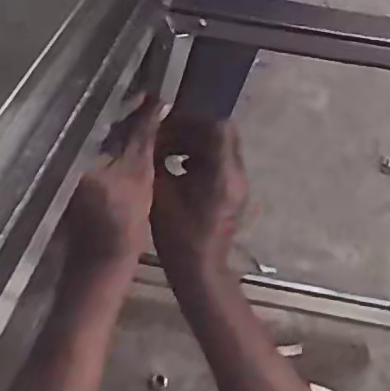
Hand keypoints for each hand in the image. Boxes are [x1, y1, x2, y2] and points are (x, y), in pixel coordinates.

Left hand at [66, 95, 163, 275]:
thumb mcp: (140, 168)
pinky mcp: (70, 172)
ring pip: (95, 132)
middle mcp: (65, 148)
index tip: (148, 97)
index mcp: (77, 144)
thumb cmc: (124, 214)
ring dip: (117, 126)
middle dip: (122, 112)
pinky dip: (109, 142)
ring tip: (142, 121)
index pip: (102, 109)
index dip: (128, 101)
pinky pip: (92, 146)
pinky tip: (128, 142)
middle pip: (96, 118)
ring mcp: (65, 161)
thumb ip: (145, 131)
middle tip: (148, 106)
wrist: (104, 255)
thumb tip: (158, 101)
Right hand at [150, 114, 249, 279]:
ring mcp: (240, 183)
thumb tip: (149, 136)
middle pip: (223, 133)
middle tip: (167, 133)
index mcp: (222, 173)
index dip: (192, 120)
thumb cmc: (178, 235)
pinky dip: (202, 156)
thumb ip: (157, 160)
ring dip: (197, 142)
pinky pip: (222, 161)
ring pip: (222, 146)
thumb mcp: (161, 193)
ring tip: (169, 149)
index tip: (169, 121)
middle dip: (194, 128)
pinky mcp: (235, 191)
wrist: (200, 270)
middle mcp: (237, 174)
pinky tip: (179, 166)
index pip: (218, 127)